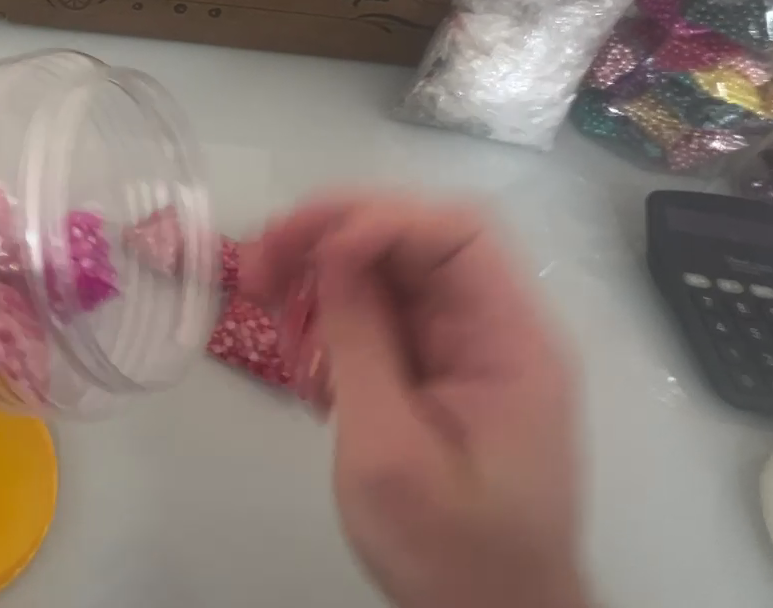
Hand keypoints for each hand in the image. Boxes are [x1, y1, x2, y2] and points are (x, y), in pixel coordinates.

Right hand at [237, 197, 586, 607]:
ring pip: (379, 265)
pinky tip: (300, 355)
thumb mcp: (390, 449)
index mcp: (511, 341)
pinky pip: (370, 308)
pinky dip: (324, 315)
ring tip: (272, 315)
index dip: (379, 220)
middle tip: (261, 265)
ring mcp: (457, 342)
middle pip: (407, 236)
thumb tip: (330, 250)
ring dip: (315, 275)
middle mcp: (489, 325)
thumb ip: (361, 339)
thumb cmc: (450, 553)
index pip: (455, 231)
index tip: (312, 253)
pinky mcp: (427, 360)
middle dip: (327, 236)